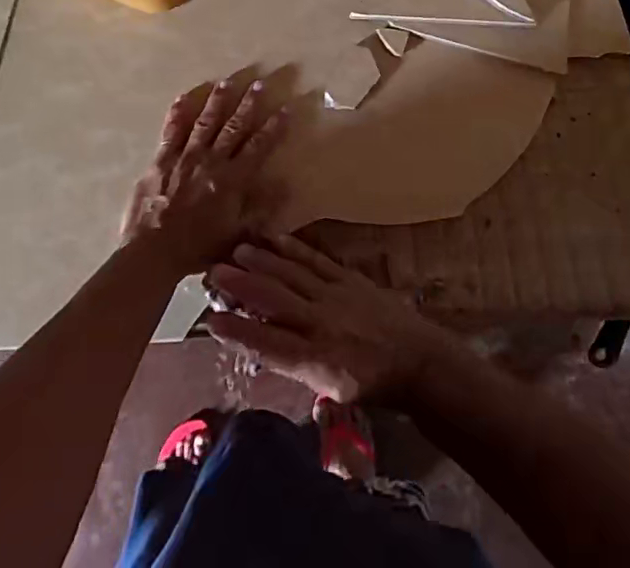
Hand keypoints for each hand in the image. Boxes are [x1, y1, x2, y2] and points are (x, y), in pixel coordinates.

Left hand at [120, 74, 288, 277]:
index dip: (274, 126)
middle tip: (259, 83)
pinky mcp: (161, 160)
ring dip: (217, 101)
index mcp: (233, 179)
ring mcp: (184, 157)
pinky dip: (178, 114)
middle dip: (248, 104)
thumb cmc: (199, 247)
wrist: (153, 252)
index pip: (259, 146)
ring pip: (205, 123)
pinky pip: (171, 132)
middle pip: (234, 127)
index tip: (286, 107)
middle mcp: (211, 161)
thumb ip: (262, 208)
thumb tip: (285, 184)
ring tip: (227, 82)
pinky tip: (184, 98)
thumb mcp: (238, 233)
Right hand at [205, 234, 457, 403]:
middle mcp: (322, 324)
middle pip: (275, 300)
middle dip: (241, 285)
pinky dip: (294, 249)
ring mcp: (336, 296)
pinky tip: (275, 239)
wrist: (418, 358)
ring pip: (292, 275)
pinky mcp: (349, 279)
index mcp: (316, 360)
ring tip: (236, 250)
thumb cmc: (372, 383)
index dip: (238, 332)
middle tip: (213, 272)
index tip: (211, 320)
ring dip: (262, 261)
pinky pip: (316, 260)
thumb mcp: (332, 390)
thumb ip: (297, 367)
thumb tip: (263, 349)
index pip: (268, 344)